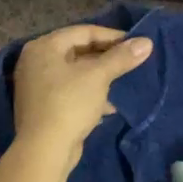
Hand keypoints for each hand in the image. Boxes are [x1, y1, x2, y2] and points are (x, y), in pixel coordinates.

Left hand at [11, 25, 152, 157]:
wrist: (44, 150)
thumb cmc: (69, 104)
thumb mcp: (98, 77)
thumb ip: (121, 57)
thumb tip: (146, 42)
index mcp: (44, 47)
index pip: (83, 32)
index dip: (111, 36)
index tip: (135, 44)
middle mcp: (35, 61)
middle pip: (78, 51)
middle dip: (106, 58)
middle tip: (131, 61)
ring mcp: (37, 85)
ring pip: (75, 73)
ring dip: (100, 77)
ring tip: (123, 82)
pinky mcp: (43, 106)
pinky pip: (70, 91)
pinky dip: (89, 94)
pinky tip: (108, 106)